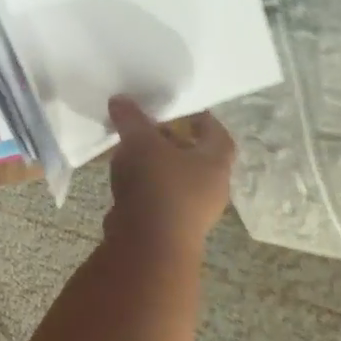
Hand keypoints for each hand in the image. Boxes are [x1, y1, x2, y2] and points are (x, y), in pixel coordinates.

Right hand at [104, 96, 235, 257]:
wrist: (150, 241)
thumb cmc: (157, 184)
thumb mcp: (140, 142)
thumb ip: (131, 119)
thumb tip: (121, 99)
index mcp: (215, 163)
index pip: (218, 135)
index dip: (202, 119)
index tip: (181, 108)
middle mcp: (213, 186)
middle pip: (197, 156)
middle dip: (173, 140)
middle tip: (146, 127)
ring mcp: (195, 208)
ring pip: (179, 176)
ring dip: (158, 163)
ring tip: (130, 151)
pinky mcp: (173, 223)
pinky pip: (163, 194)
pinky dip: (148, 182)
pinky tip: (126, 178)